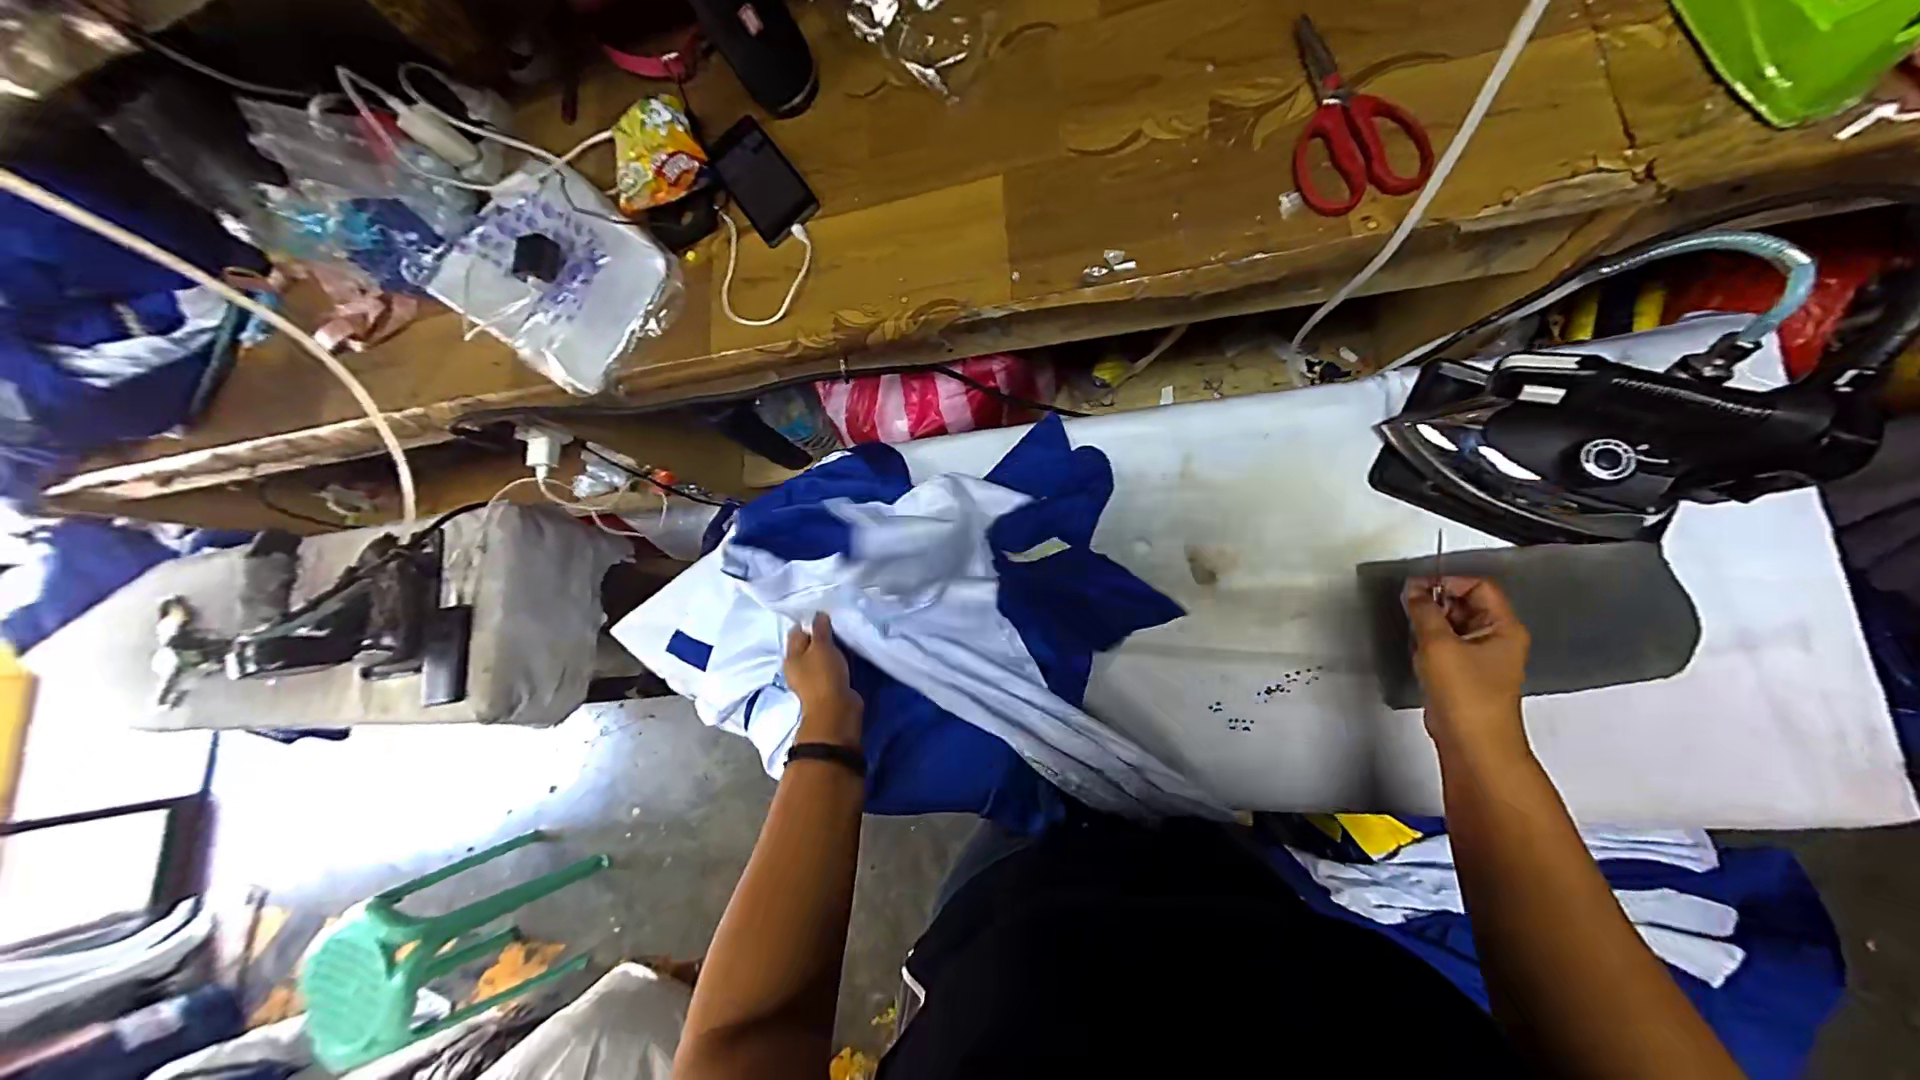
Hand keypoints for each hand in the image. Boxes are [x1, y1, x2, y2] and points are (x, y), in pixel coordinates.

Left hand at [785, 612, 862, 748]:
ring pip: (819, 657)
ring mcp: (811, 679)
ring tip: (843, 638)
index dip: (808, 623)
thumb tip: (818, 615)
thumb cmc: (824, 675)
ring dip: (828, 650)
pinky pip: (829, 668)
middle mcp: (797, 668)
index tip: (824, 615)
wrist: (835, 710)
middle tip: (836, 624)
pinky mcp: (825, 687)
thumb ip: (820, 629)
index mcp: (790, 657)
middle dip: (819, 636)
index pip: (796, 633)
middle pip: (807, 646)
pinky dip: (835, 661)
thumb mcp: (822, 647)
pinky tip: (845, 656)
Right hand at [1402, 576, 1530, 757]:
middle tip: (1410, 605)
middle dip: (1436, 601)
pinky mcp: (1464, 670)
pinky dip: (1429, 640)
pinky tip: (1418, 649)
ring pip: (1453, 623)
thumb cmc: (1467, 695)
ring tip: (1415, 631)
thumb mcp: (1438, 643)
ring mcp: (1481, 655)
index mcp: (1505, 627)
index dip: (1447, 582)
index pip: (1478, 586)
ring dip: (1430, 621)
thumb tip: (1414, 590)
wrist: (1471, 740)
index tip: (1417, 586)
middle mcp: (1498, 638)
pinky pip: (1446, 643)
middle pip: (1466, 602)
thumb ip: (1424, 611)